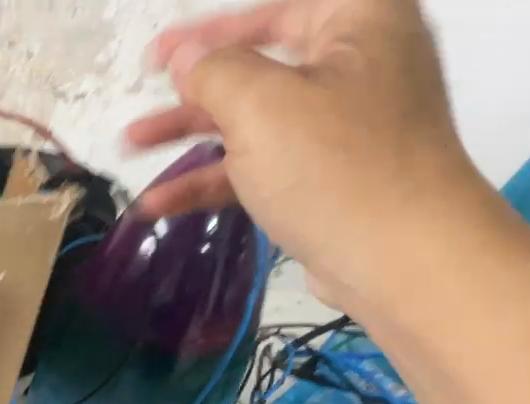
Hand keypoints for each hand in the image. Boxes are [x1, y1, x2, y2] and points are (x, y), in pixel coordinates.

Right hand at [127, 0, 497, 302]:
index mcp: (359, 21)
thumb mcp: (262, 105)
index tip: (158, 53)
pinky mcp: (322, 176)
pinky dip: (210, 180)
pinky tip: (159, 203)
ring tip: (130, 149)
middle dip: (190, 91)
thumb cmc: (334, 164)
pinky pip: (257, 165)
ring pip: (250, 120)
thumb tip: (186, 57)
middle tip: (140, 100)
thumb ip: (216, 72)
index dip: (211, 30)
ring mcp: (338, 125)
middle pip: (258, 66)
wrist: (398, 252)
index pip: (276, 10)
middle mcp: (353, 64)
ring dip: (188, 136)